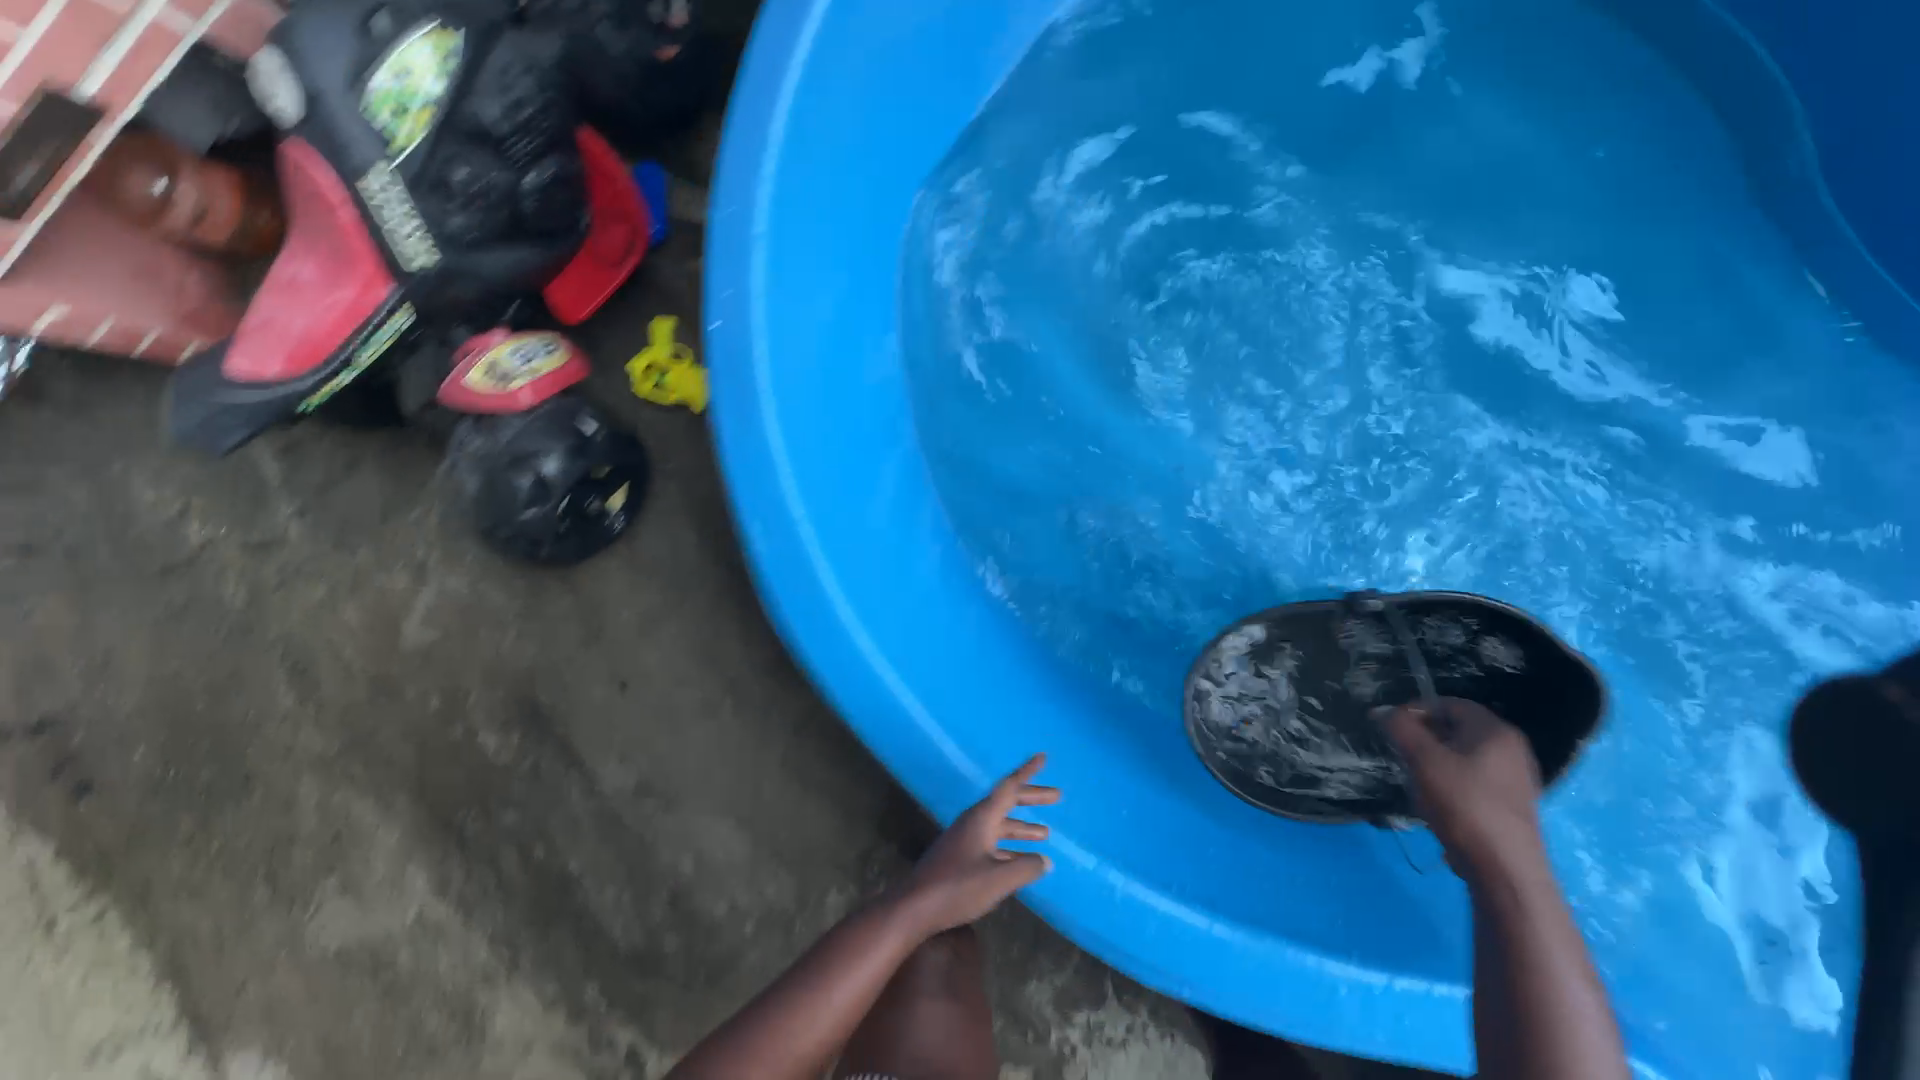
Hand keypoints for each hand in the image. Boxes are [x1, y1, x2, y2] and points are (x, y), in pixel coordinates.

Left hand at [896, 754, 1058, 936]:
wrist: (914, 908)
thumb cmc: (957, 888)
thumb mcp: (999, 879)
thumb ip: (1026, 867)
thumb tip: (1044, 860)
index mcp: (981, 819)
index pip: (1009, 788)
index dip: (1027, 772)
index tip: (1042, 757)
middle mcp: (973, 823)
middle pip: (1005, 804)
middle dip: (1030, 798)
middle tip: (1056, 796)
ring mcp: (964, 841)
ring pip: (998, 826)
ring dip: (1021, 828)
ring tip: (1044, 833)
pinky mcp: (959, 859)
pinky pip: (991, 845)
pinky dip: (1009, 849)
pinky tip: (1021, 862)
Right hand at [1382, 699, 1544, 881]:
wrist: (1504, 868)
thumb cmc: (1463, 805)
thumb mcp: (1424, 761)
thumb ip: (1401, 729)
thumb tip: (1381, 710)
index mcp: (1496, 731)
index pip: (1450, 704)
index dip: (1417, 710)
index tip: (1392, 728)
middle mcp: (1512, 749)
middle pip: (1458, 730)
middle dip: (1424, 738)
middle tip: (1400, 753)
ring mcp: (1515, 779)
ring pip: (1464, 757)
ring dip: (1435, 763)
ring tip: (1414, 780)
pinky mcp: (1511, 805)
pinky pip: (1474, 781)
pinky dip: (1451, 784)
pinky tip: (1436, 804)